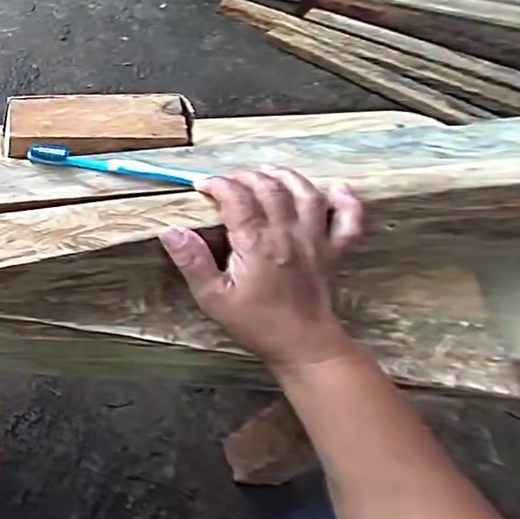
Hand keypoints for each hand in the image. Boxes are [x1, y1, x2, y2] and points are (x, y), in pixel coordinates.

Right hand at [161, 168, 364, 376]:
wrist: (303, 347)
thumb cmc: (255, 324)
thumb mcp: (213, 298)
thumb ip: (192, 262)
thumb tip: (171, 231)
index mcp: (257, 244)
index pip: (237, 197)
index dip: (218, 184)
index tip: (202, 185)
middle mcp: (288, 233)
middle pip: (270, 187)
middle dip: (246, 176)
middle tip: (228, 181)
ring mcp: (315, 239)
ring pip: (306, 192)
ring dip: (286, 175)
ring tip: (266, 171)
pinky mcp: (333, 250)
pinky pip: (348, 220)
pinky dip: (346, 201)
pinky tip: (337, 188)